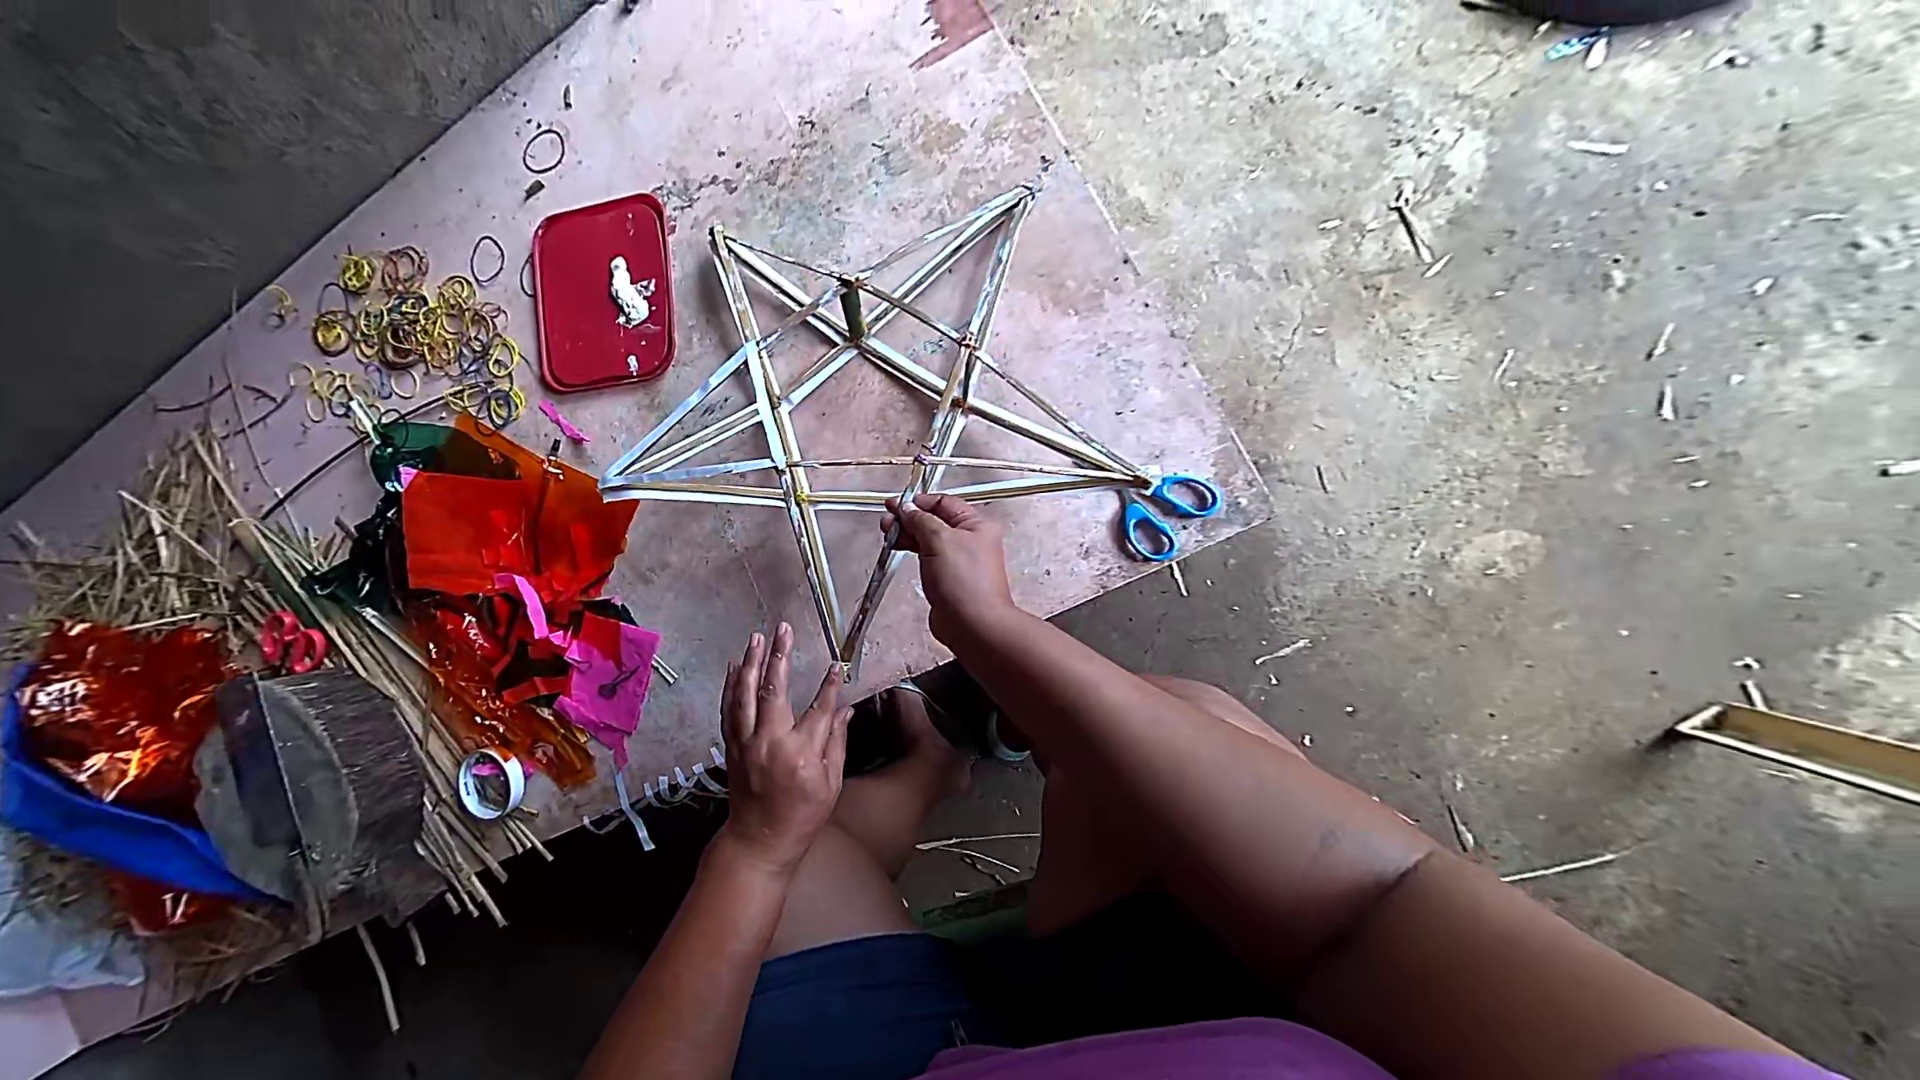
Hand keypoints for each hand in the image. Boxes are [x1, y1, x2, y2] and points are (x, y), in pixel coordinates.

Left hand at [718, 623, 850, 873]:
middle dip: (780, 656)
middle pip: (774, 690)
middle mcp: (770, 743)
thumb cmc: (802, 815)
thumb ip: (837, 742)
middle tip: (784, 631)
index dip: (830, 685)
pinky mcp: (733, 747)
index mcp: (801, 753)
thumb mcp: (832, 783)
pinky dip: (731, 686)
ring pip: (745, 695)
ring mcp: (747, 743)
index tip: (836, 666)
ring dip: (751, 663)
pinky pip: (729, 710)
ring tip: (757, 638)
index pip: (820, 708)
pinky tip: (735, 667)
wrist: (759, 841)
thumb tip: (845, 710)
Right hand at [883, 493, 1020, 643]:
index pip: (944, 503)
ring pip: (931, 539)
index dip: (919, 502)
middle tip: (888, 520)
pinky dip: (915, 551)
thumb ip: (921, 520)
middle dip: (910, 518)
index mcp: (978, 525)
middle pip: (936, 520)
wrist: (972, 624)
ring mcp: (962, 560)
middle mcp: (972, 540)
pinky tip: (901, 549)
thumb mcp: (939, 540)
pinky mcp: (951, 578)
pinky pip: (930, 557)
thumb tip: (908, 509)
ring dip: (909, 534)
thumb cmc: (966, 584)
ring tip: (889, 534)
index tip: (897, 505)